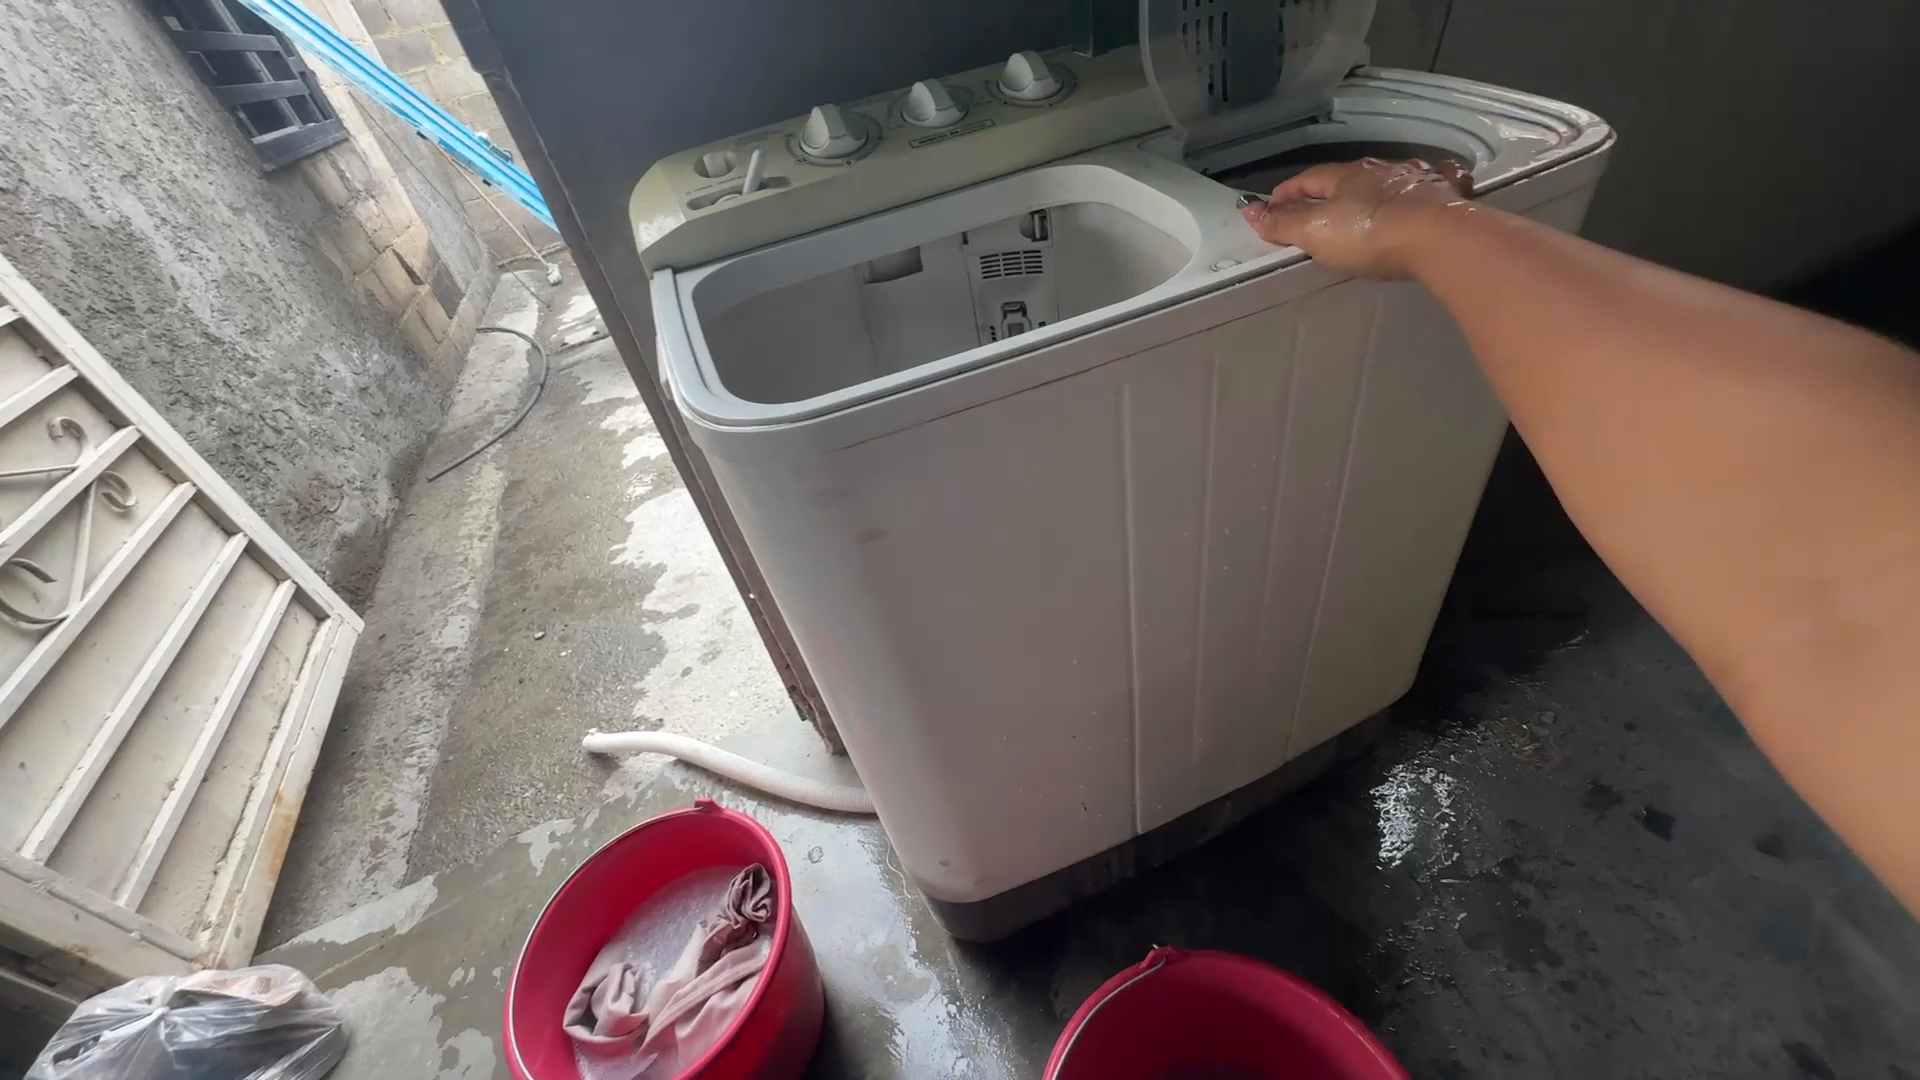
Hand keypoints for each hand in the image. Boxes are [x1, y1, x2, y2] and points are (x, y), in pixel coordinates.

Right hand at [1238, 158, 1473, 279]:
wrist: (1441, 238)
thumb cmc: (1370, 234)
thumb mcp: (1315, 233)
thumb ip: (1282, 224)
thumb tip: (1250, 210)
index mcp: (1347, 176)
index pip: (1308, 179)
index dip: (1288, 192)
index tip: (1272, 204)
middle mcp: (1382, 170)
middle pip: (1346, 178)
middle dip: (1328, 191)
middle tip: (1314, 207)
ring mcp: (1417, 179)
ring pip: (1386, 179)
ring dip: (1370, 188)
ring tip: (1362, 204)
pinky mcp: (1445, 196)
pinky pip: (1428, 185)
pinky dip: (1417, 189)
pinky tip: (1420, 194)